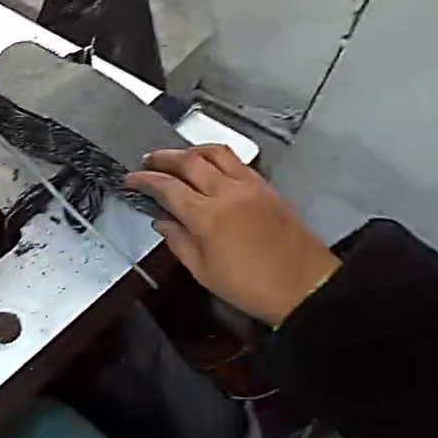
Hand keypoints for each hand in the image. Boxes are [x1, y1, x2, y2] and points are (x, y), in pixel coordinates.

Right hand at [125, 146, 340, 325]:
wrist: (305, 286)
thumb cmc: (253, 287)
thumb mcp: (204, 272)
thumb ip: (179, 242)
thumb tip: (162, 223)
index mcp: (207, 216)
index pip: (167, 187)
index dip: (145, 180)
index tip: (132, 179)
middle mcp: (228, 192)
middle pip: (190, 160)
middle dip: (165, 157)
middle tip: (149, 160)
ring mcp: (251, 186)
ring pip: (217, 153)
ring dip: (193, 150)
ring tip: (180, 156)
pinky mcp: (268, 188)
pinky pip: (238, 162)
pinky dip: (219, 158)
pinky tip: (213, 167)